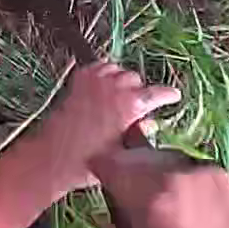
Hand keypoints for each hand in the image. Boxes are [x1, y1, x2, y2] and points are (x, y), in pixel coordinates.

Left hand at [17, 63, 179, 199]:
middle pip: (136, 79)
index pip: (158, 93)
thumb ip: (140, 133)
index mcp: (131, 105)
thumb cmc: (91, 160)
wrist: (55, 154)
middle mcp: (116, 87)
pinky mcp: (80, 78)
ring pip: (118, 70)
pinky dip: (104, 74)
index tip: (173, 96)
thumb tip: (148, 122)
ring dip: (121, 81)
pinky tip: (103, 87)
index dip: (167, 95)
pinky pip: (100, 67)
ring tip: (117, 97)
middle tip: (135, 107)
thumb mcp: (124, 152)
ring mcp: (96, 79)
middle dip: (139, 91)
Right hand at [92, 146, 228, 227]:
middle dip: (125, 169)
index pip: (108, 161)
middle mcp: (170, 174)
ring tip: (164, 202)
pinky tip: (189, 204)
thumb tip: (100, 210)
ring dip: (152, 170)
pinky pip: (184, 164)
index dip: (99, 167)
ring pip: (159, 156)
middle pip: (132, 154)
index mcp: (148, 198)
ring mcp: (195, 168)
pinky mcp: (216, 168)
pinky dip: (178, 177)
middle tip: (130, 195)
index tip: (99, 178)